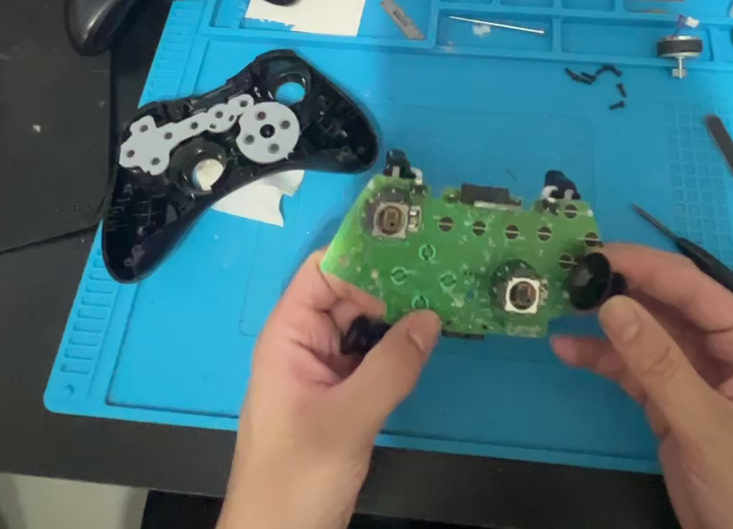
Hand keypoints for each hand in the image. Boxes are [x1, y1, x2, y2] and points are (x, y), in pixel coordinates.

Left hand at [219, 251, 440, 528]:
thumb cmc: (295, 480)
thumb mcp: (345, 422)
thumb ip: (390, 368)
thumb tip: (431, 317)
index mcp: (289, 335)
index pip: (322, 273)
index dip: (362, 257)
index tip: (409, 252)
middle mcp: (306, 343)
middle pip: (348, 293)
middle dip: (390, 280)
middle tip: (439, 270)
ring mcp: (325, 369)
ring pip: (364, 323)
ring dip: (398, 311)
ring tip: (443, 294)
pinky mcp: (343, 394)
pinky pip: (373, 354)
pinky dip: (398, 342)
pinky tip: (429, 335)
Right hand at [552, 244, 732, 528]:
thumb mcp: (709, 427)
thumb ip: (658, 364)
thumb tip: (610, 304)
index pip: (695, 289)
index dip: (646, 266)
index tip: (597, 253)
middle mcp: (726, 351)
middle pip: (668, 305)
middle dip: (621, 289)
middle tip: (572, 274)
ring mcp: (698, 376)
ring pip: (647, 333)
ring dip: (606, 322)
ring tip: (561, 304)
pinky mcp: (673, 403)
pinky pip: (635, 368)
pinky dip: (603, 359)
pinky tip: (567, 349)